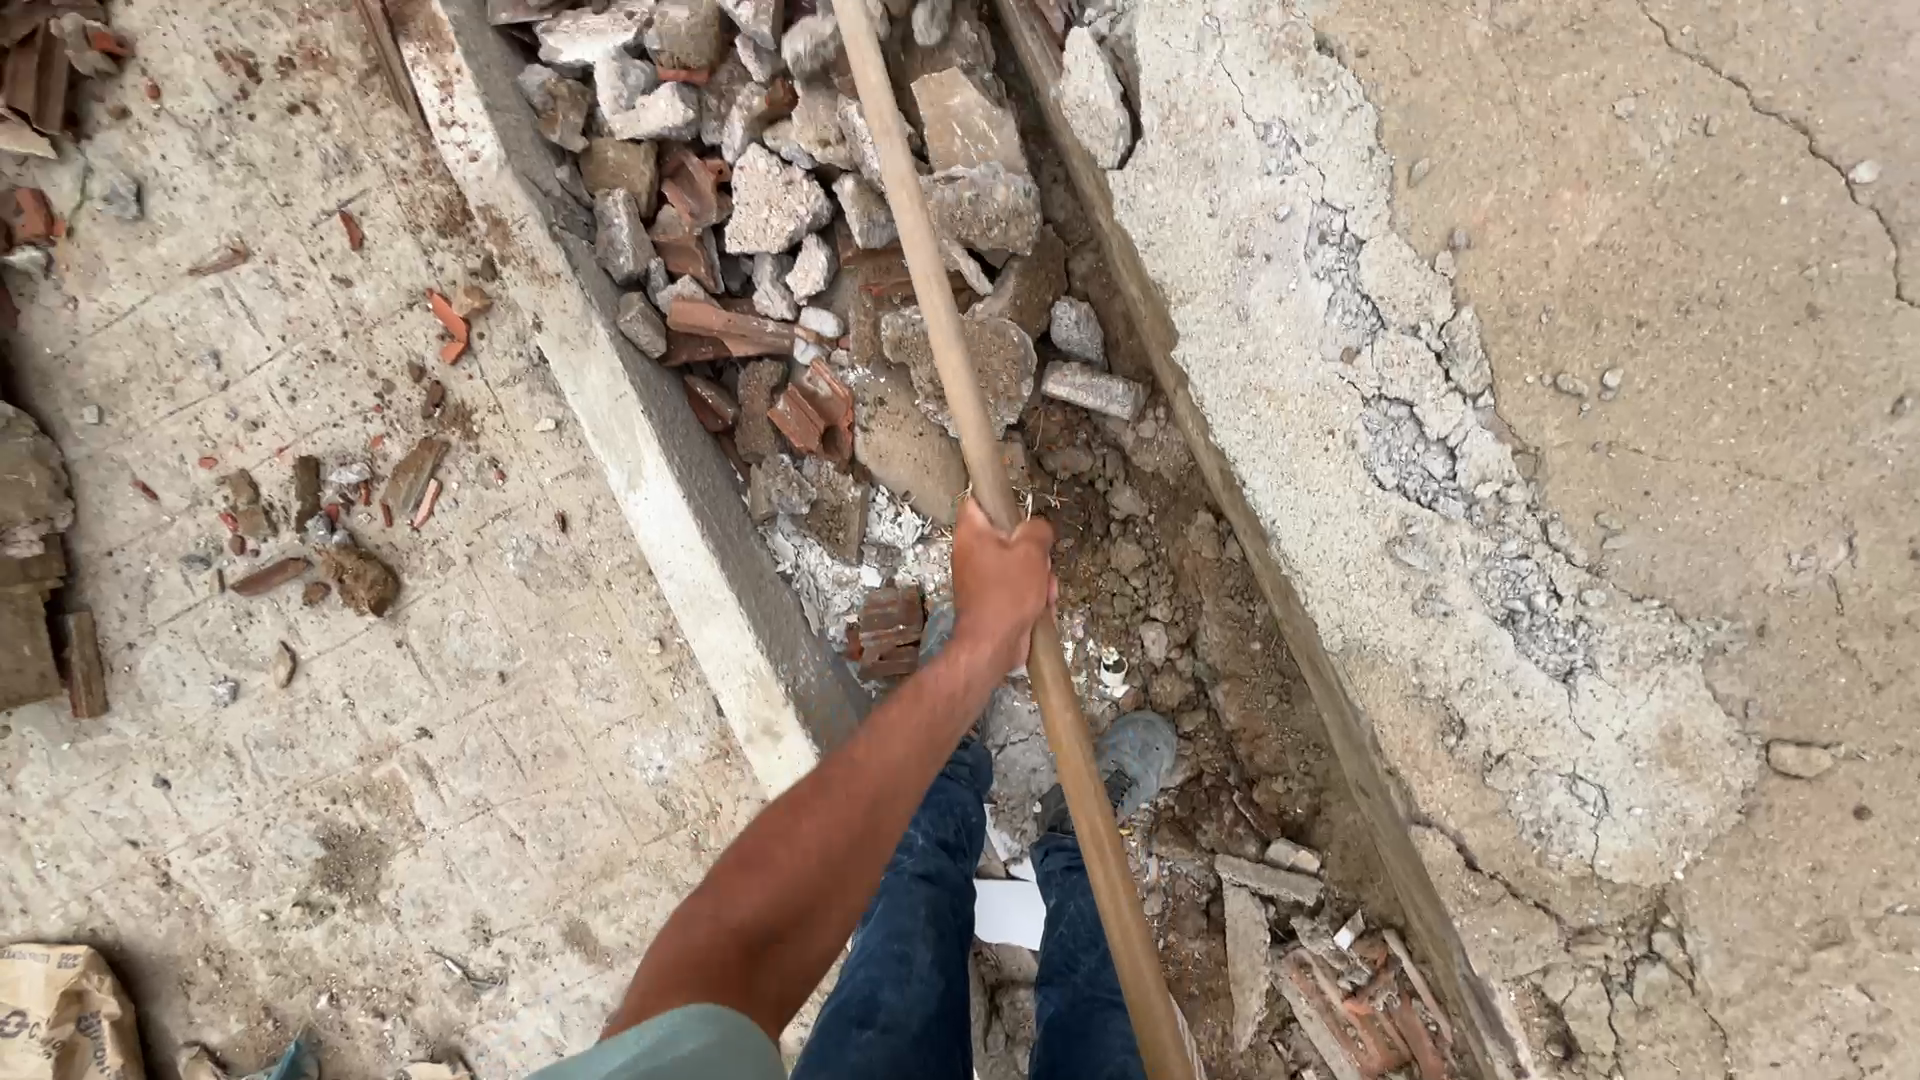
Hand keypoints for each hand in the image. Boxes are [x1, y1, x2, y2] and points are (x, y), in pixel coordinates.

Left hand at [950, 497, 1056, 676]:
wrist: (993, 645)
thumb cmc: (1006, 594)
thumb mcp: (1031, 552)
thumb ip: (1037, 530)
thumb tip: (1038, 528)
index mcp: (971, 532)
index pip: (977, 500)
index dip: (997, 497)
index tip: (1018, 503)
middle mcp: (971, 552)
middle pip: (1008, 535)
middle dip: (1032, 549)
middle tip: (1040, 561)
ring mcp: (980, 577)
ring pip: (1018, 563)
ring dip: (1038, 576)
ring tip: (1044, 591)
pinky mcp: (992, 598)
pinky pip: (1018, 586)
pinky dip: (1032, 595)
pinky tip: (1041, 607)